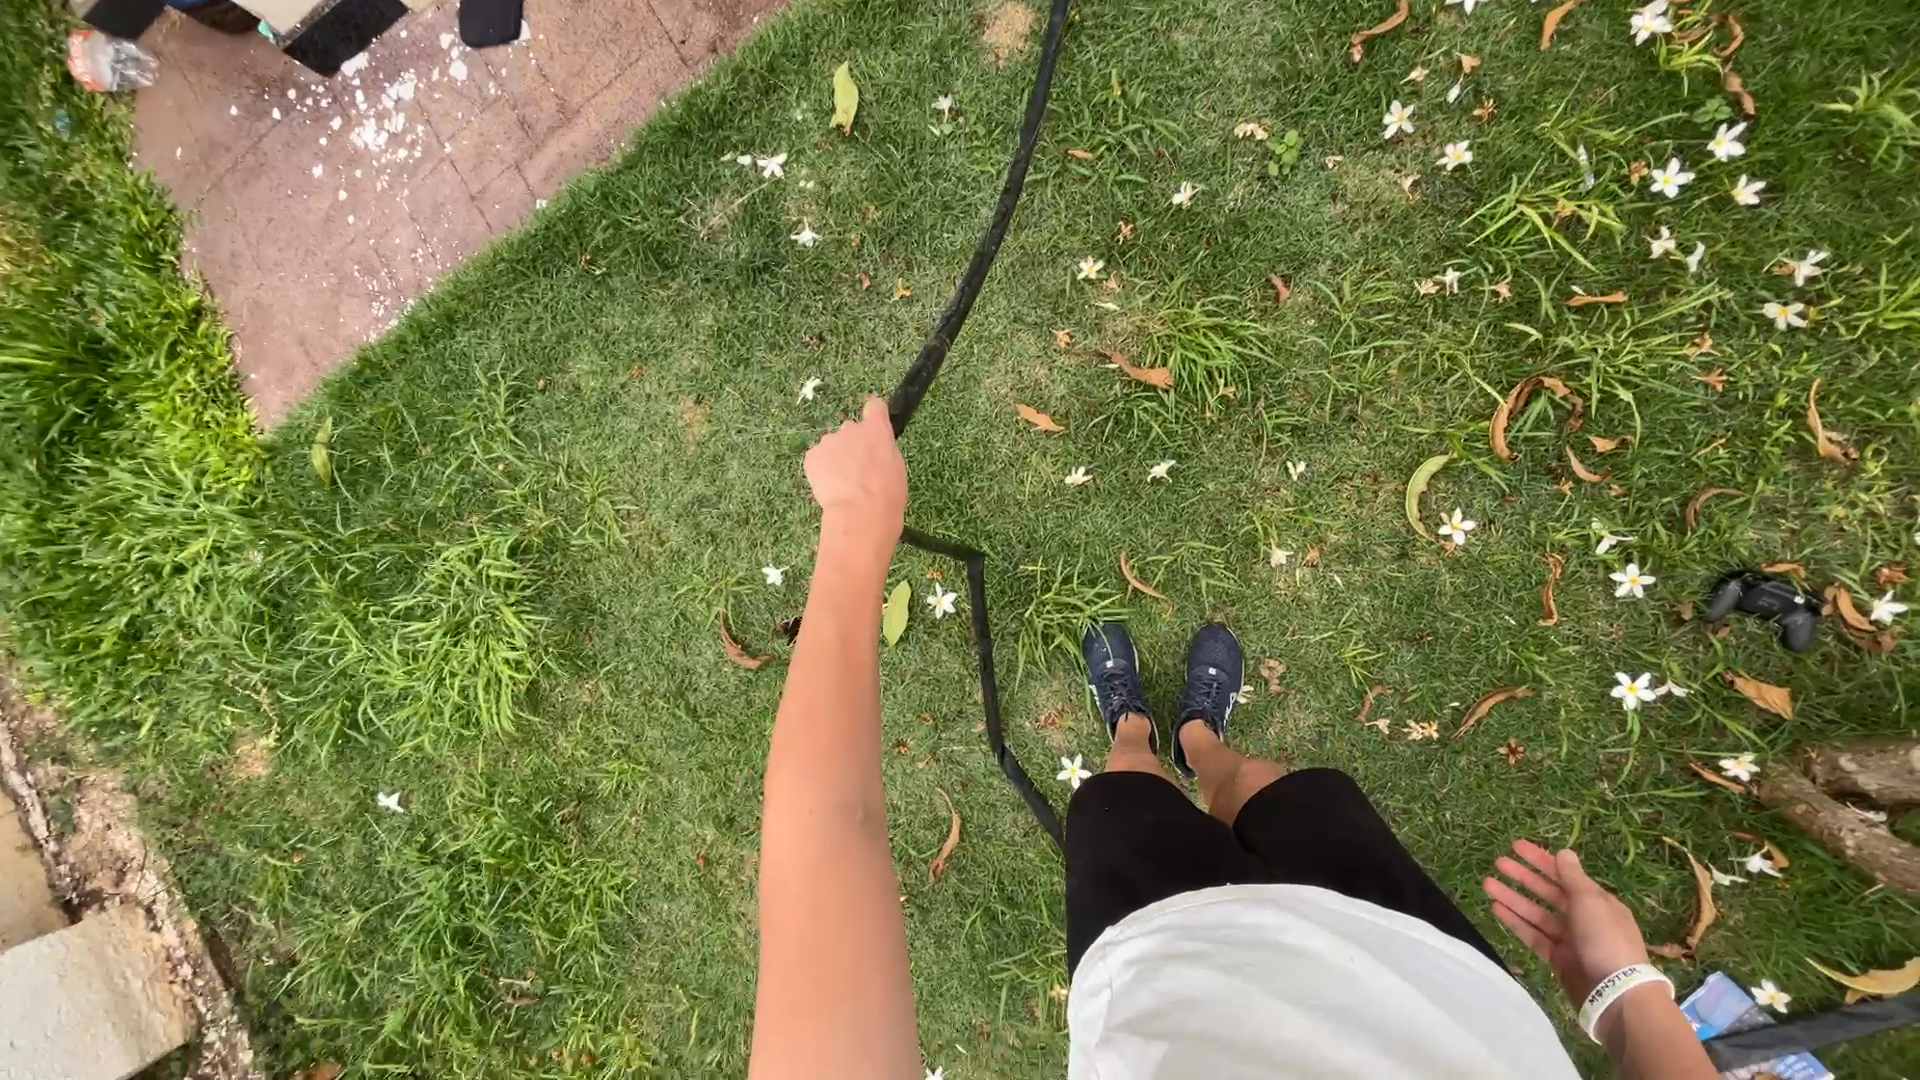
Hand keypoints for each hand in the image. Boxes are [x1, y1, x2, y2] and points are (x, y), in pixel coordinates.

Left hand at [804, 397, 907, 550]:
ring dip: (836, 460)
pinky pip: (817, 460)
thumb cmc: (887, 494)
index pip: (874, 406)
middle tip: (858, 472)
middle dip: (852, 446)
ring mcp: (829, 441)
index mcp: (877, 429)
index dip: (873, 416)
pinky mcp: (812, 456)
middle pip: (851, 430)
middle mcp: (851, 428)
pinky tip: (831, 488)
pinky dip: (821, 471)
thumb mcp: (896, 466)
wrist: (861, 513)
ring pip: (832, 447)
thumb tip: (873, 449)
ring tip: (843, 485)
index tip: (873, 428)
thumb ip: (883, 449)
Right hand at [1484, 840, 1651, 1007]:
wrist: (1615, 993)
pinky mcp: (1557, 957)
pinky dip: (1515, 921)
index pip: (1565, 876)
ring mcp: (1570, 939)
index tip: (1516, 846)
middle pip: (1548, 893)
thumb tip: (1565, 852)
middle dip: (1523, 877)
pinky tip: (1496, 908)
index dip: (1541, 860)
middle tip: (1498, 863)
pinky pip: (1532, 934)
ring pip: (1535, 912)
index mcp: (1598, 904)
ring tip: (1487, 884)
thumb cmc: (1605, 939)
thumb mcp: (1591, 902)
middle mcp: (1584, 919)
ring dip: (1512, 897)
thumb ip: (1572, 877)